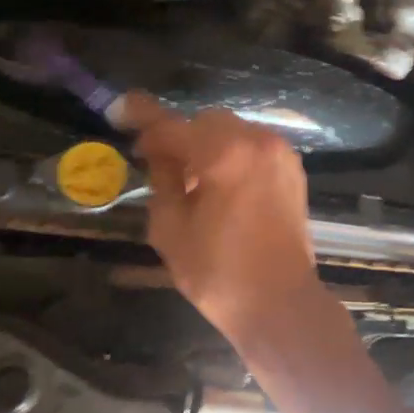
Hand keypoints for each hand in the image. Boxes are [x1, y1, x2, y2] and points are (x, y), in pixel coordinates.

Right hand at [124, 94, 324, 340]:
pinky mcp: (292, 169)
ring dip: (208, 145)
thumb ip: (162, 180)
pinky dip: (234, 155)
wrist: (280, 302)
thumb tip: (158, 152)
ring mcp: (280, 153)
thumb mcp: (171, 229)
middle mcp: (257, 142)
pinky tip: (222, 186)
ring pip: (233, 131)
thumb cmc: (218, 273)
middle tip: (158, 164)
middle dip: (180, 137)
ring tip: (192, 181)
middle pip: (206, 122)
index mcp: (225, 154)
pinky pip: (254, 147)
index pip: (173, 126)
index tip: (120, 110)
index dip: (143, 117)